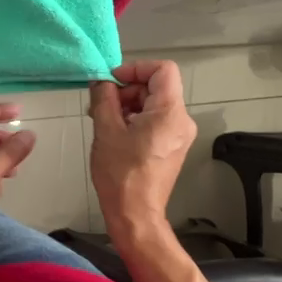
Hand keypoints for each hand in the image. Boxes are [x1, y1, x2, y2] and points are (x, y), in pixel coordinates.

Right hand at [89, 61, 196, 236]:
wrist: (135, 213)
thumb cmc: (120, 173)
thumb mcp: (106, 131)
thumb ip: (104, 99)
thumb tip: (101, 82)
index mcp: (170, 112)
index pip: (163, 70)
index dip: (135, 68)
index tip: (111, 81)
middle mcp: (182, 120)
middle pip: (157, 88)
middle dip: (127, 90)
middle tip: (100, 105)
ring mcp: (180, 135)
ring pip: (155, 105)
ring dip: (129, 106)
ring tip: (103, 121)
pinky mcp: (173, 148)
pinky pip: (156, 122)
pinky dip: (136, 120)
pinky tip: (115, 134)